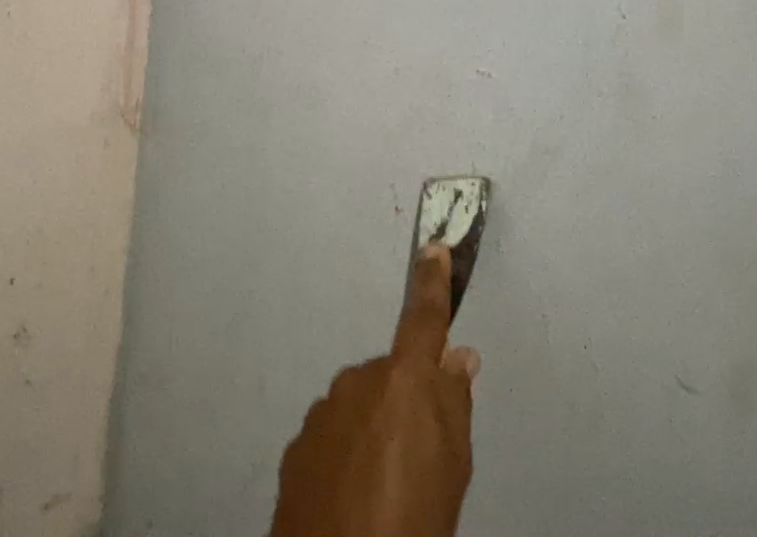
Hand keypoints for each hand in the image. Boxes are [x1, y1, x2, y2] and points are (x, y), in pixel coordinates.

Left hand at [270, 245, 480, 536]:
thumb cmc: (414, 516)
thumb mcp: (454, 465)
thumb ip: (455, 403)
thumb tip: (458, 358)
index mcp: (405, 380)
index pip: (425, 319)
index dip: (433, 282)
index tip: (434, 247)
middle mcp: (358, 382)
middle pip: (391, 374)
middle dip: (404, 398)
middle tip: (418, 450)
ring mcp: (322, 412)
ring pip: (359, 404)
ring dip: (373, 426)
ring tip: (384, 481)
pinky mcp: (297, 446)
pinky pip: (333, 432)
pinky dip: (345, 451)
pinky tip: (352, 491)